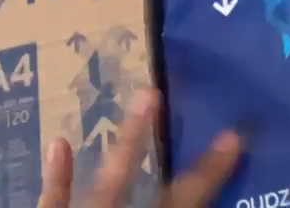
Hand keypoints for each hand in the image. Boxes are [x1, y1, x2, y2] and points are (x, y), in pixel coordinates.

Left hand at [37, 89, 242, 207]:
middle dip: (171, 144)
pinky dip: (58, 176)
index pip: (190, 198)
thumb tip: (211, 191)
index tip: (236, 134)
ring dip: (129, 138)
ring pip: (110, 182)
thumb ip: (182, 201)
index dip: (214, 169)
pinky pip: (52, 204)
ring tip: (145, 94)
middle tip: (183, 93)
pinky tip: (61, 141)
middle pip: (156, 187)